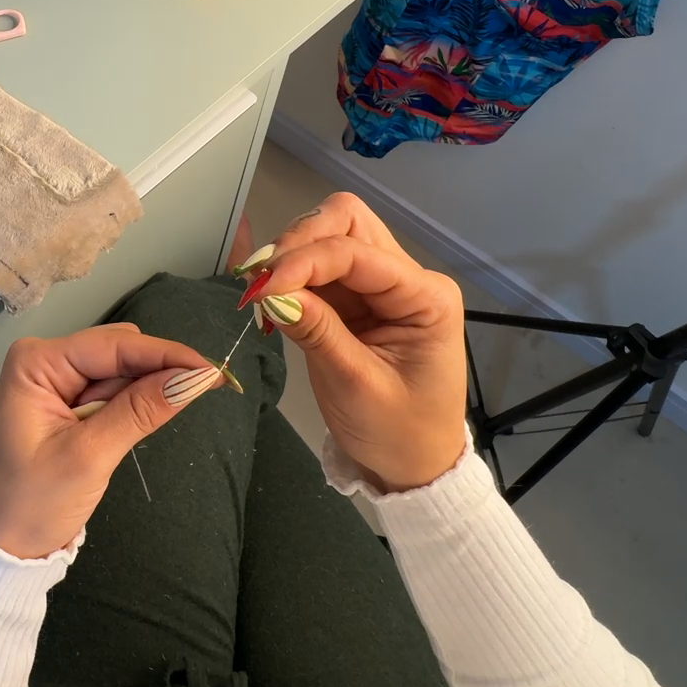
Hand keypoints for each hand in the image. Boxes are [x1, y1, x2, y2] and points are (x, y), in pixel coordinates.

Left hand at [0, 324, 219, 558]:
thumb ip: (139, 411)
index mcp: (37, 363)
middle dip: (157, 369)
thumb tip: (193, 378)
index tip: (213, 368)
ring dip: (145, 387)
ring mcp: (53, 381)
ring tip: (173, 406)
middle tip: (205, 390)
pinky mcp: (63, 403)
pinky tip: (146, 414)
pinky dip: (130, 402)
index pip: (113, 345)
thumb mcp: (88, 457)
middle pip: (116, 352)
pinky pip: (107, 391)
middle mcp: (44, 361)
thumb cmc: (29, 504)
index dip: (166, 353)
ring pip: (116, 370)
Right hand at [248, 193, 466, 491]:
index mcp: (425, 296)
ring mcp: (376, 284)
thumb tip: (270, 292)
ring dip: (290, 254)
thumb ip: (316, 331)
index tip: (261, 287)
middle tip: (262, 276)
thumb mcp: (356, 385)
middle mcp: (404, 278)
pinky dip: (287, 274)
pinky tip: (269, 299)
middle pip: (346, 221)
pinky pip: (313, 265)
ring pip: (327, 234)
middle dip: (299, 240)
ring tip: (262, 290)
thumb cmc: (398, 432)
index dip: (304, 261)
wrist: (411, 465)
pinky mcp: (350, 297)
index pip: (356, 252)